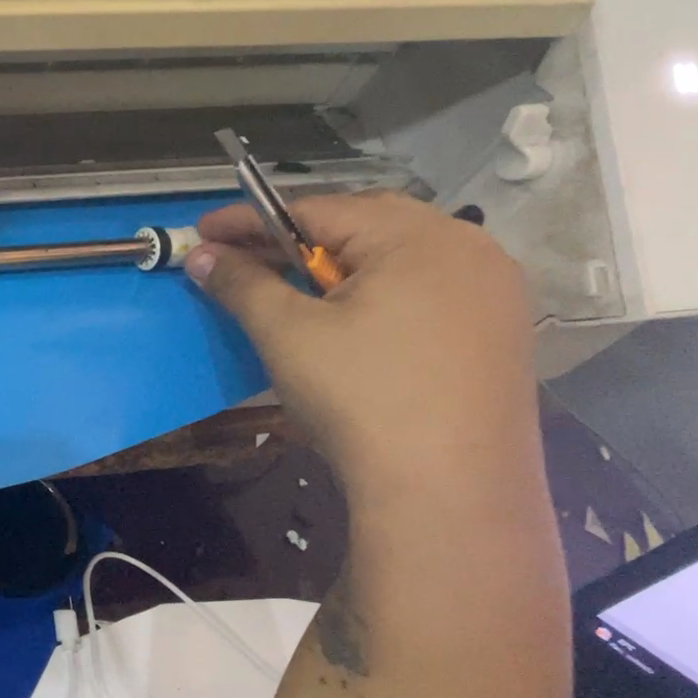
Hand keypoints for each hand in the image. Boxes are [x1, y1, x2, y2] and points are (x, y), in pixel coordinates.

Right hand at [185, 193, 539, 486]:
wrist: (449, 488)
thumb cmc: (360, 394)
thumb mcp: (285, 332)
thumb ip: (241, 283)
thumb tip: (200, 255)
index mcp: (418, 237)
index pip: (317, 210)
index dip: (251, 220)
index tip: (203, 232)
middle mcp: (467, 248)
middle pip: (362, 224)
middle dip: (295, 239)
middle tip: (241, 259)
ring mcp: (492, 290)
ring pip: (396, 256)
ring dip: (334, 264)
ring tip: (288, 289)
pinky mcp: (496, 330)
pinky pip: (424, 287)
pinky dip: (374, 289)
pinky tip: (346, 319)